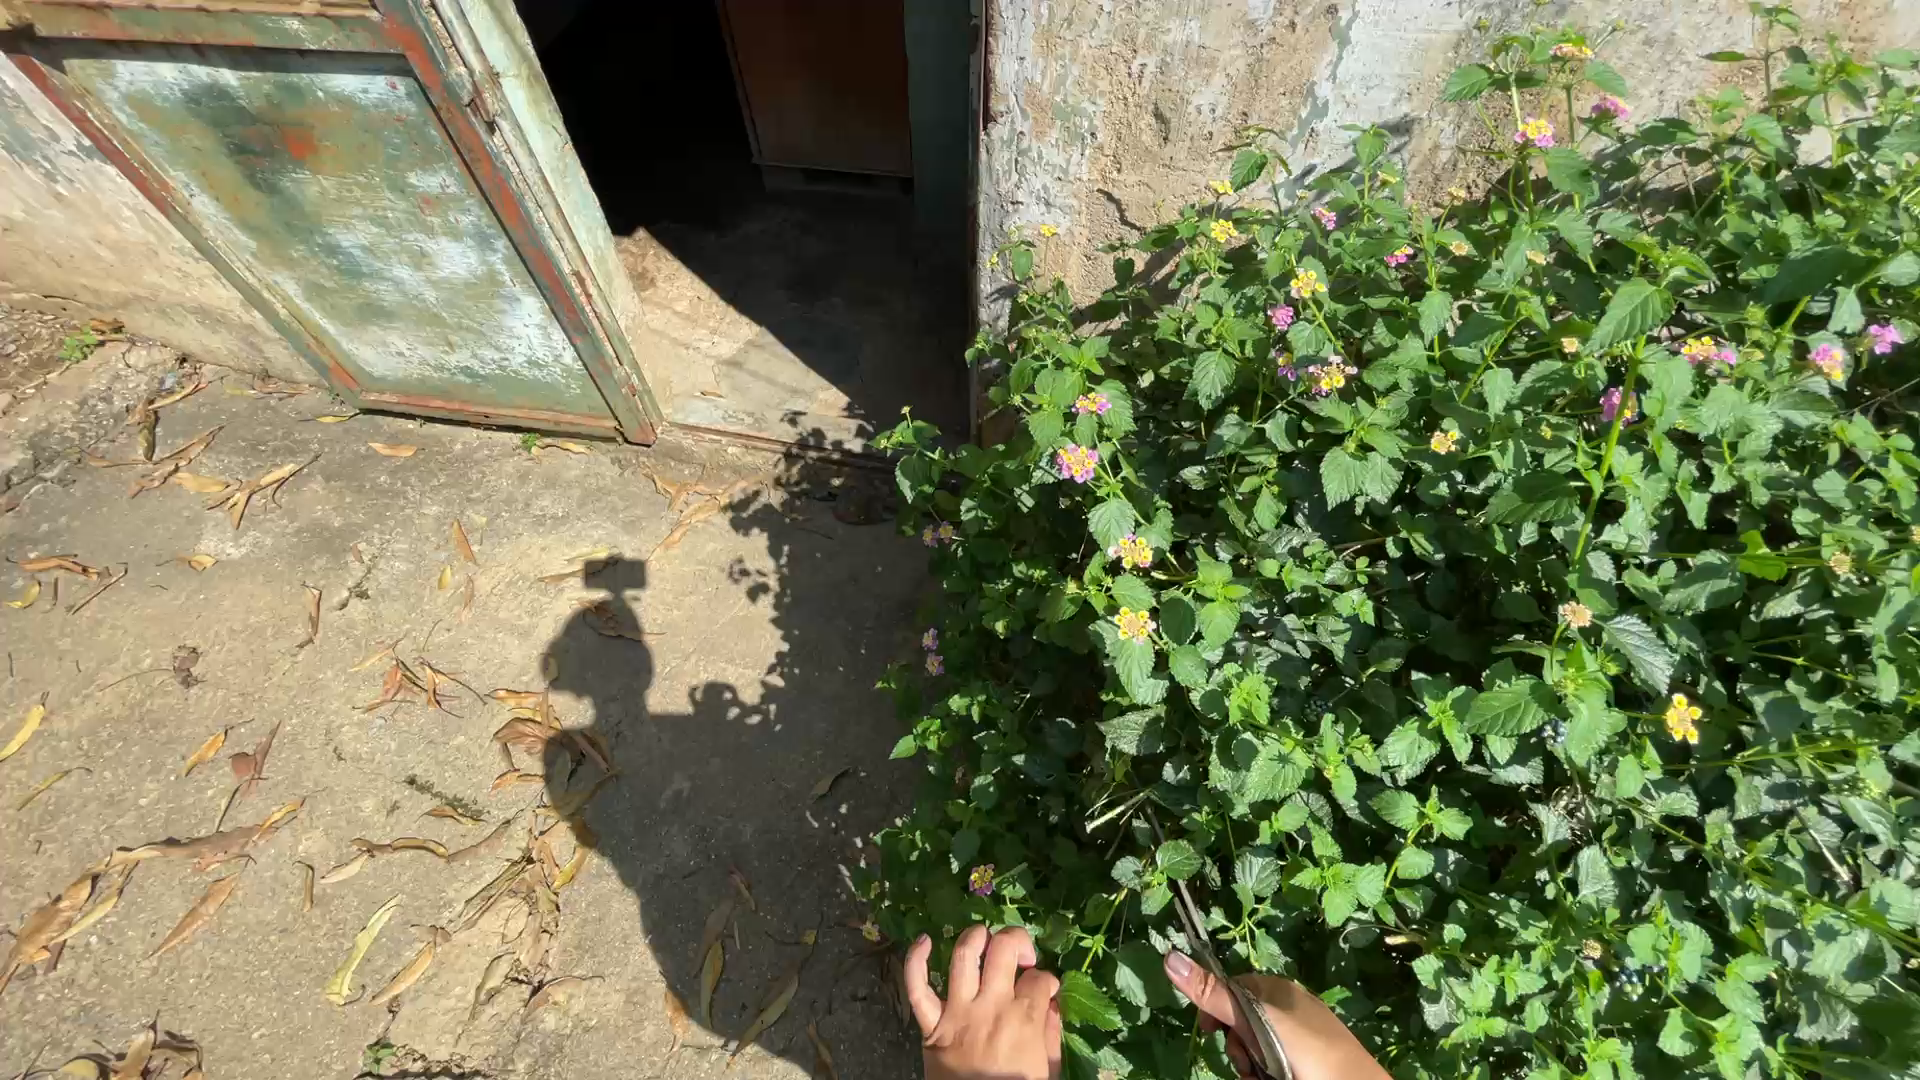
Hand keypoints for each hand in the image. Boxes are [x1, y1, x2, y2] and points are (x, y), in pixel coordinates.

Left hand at [904, 925, 1062, 1079]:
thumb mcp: (1046, 1071)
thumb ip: (1050, 1033)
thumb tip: (1051, 1002)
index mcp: (1023, 1019)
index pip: (1039, 978)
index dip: (1046, 979)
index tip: (1044, 988)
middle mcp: (990, 1006)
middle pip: (1003, 949)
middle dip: (1016, 940)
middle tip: (1021, 956)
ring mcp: (957, 1012)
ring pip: (963, 956)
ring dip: (975, 936)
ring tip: (985, 937)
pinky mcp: (931, 1025)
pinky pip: (917, 987)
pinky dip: (916, 960)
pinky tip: (925, 940)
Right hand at [1162, 951, 1389, 1079]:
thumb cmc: (1308, 1052)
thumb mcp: (1255, 1020)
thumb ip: (1212, 994)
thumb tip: (1168, 956)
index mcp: (1276, 990)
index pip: (1230, 991)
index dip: (1215, 1012)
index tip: (1210, 1033)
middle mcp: (1288, 1010)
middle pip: (1242, 1024)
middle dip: (1237, 1047)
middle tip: (1246, 1065)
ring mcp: (1302, 1042)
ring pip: (1258, 1052)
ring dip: (1252, 1069)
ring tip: (1263, 1079)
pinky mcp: (1311, 1068)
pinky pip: (1274, 1068)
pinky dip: (1268, 1077)